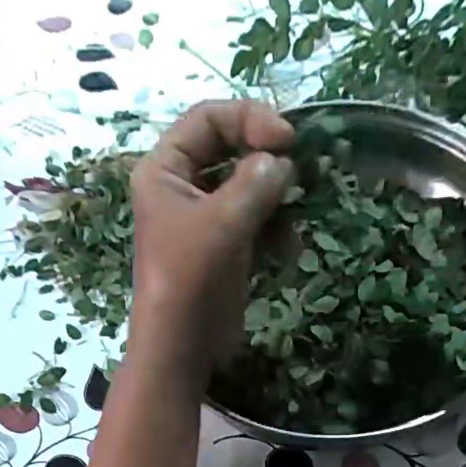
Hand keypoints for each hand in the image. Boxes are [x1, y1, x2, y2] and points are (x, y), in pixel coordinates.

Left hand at [130, 100, 294, 369]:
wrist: (182, 346)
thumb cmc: (190, 278)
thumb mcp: (222, 222)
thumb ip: (255, 183)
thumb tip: (282, 163)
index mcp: (165, 170)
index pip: (208, 121)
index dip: (248, 120)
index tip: (287, 139)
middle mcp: (183, 189)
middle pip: (230, 152)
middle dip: (266, 161)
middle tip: (300, 173)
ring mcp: (206, 221)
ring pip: (248, 190)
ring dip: (277, 199)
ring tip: (297, 215)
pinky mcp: (226, 251)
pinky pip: (256, 224)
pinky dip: (276, 231)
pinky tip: (291, 248)